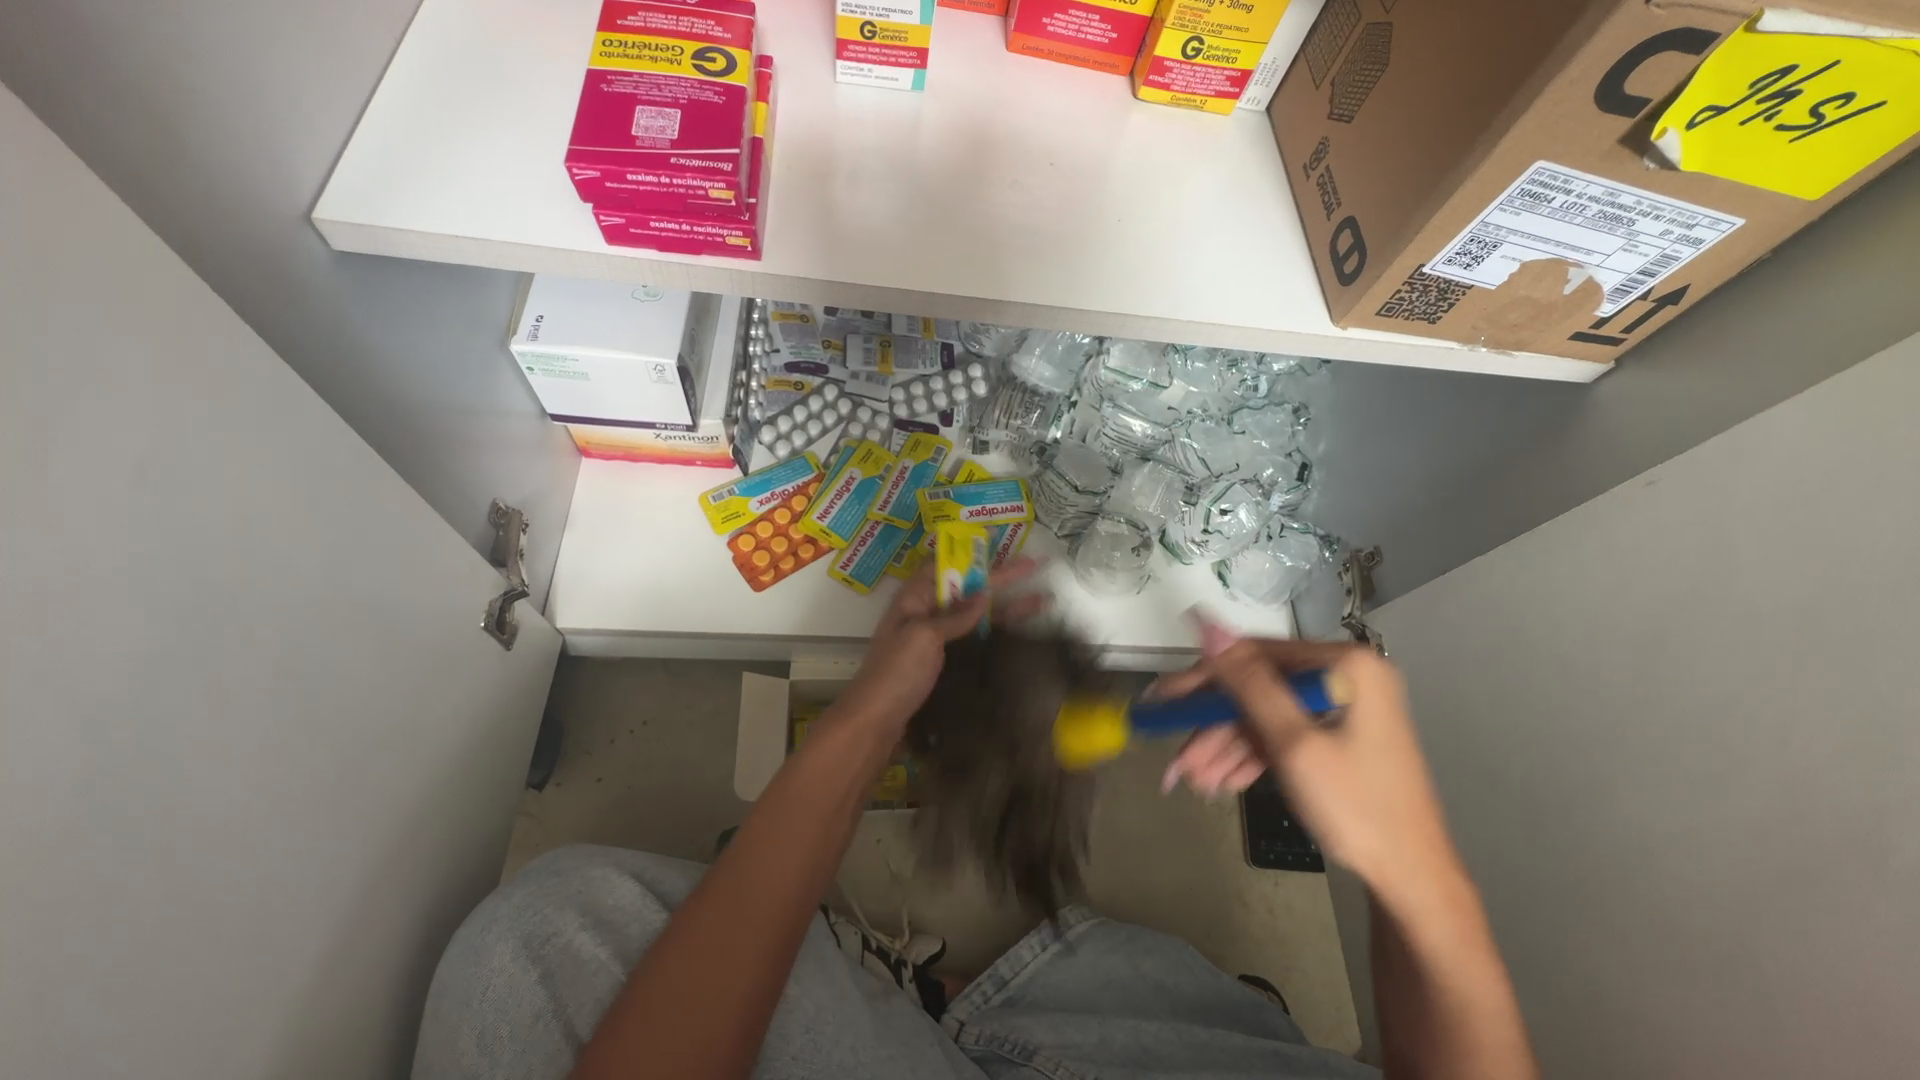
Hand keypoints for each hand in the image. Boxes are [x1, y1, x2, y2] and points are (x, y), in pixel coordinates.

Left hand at [828, 556, 1046, 734]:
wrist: (876, 725)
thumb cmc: (895, 674)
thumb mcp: (923, 637)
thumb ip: (955, 615)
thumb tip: (985, 593)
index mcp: (915, 599)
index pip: (946, 564)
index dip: (973, 552)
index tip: (1000, 541)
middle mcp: (926, 614)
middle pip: (967, 588)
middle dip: (1002, 577)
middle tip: (1037, 565)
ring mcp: (936, 640)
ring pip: (976, 614)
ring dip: (1008, 605)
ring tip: (1044, 600)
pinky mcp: (944, 664)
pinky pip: (974, 638)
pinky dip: (997, 631)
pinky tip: (1020, 631)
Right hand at [1153, 616, 1463, 901]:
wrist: (1411, 876)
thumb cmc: (1356, 807)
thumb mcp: (1293, 742)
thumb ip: (1248, 683)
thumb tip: (1206, 623)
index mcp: (1344, 665)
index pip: (1254, 655)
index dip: (1203, 678)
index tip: (1160, 701)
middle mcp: (1344, 676)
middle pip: (1257, 688)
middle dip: (1213, 728)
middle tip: (1176, 759)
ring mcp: (1342, 708)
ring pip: (1264, 716)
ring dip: (1225, 748)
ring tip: (1193, 782)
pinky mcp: (1336, 736)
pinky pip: (1281, 735)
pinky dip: (1251, 757)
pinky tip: (1221, 783)